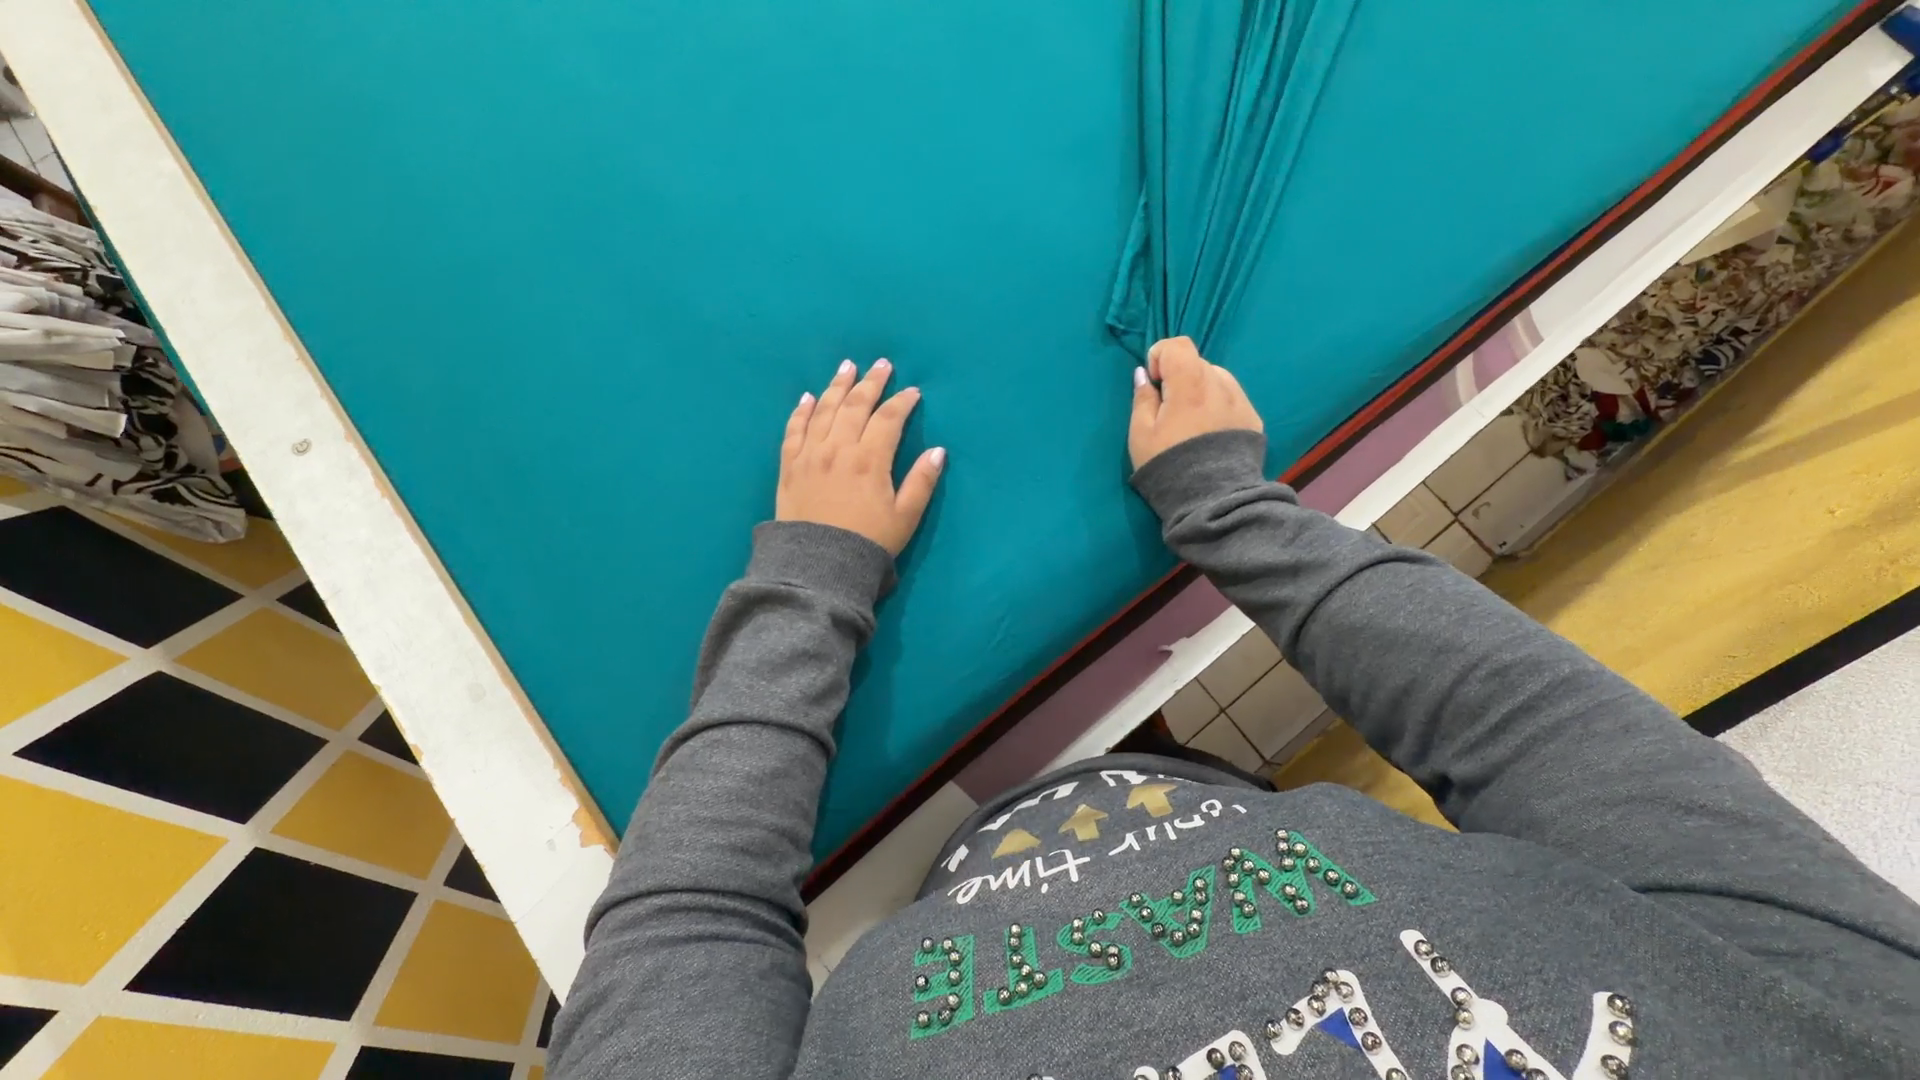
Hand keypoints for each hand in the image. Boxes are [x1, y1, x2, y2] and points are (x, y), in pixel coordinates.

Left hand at [778, 358, 944, 555]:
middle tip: (882, 365)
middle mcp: (838, 448)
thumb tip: (938, 451)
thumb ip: (921, 482)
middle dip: (871, 382)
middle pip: (856, 405)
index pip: (889, 419)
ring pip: (825, 410)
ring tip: (847, 367)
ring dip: (838, 385)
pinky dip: (803, 410)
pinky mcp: (789, 465)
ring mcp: (810, 454)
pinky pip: (794, 429)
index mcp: (870, 460)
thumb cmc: (867, 543)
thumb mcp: (905, 517)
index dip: (902, 402)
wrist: (818, 566)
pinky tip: (809, 397)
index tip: (912, 392)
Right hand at [1128, 336, 1263, 469]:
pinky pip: (1231, 398)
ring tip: (1191, 423)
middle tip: (1169, 410)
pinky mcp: (1252, 418)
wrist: (1212, 498)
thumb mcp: (1141, 434)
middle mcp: (1219, 383)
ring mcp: (1240, 400)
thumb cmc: (1168, 464)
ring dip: (1200, 390)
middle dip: (1179, 378)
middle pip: (1196, 363)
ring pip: (1216, 379)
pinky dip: (1217, 405)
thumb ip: (1142, 399)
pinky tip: (1210, 433)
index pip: (1177, 346)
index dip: (1160, 357)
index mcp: (1190, 383)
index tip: (1154, 384)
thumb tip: (1144, 375)